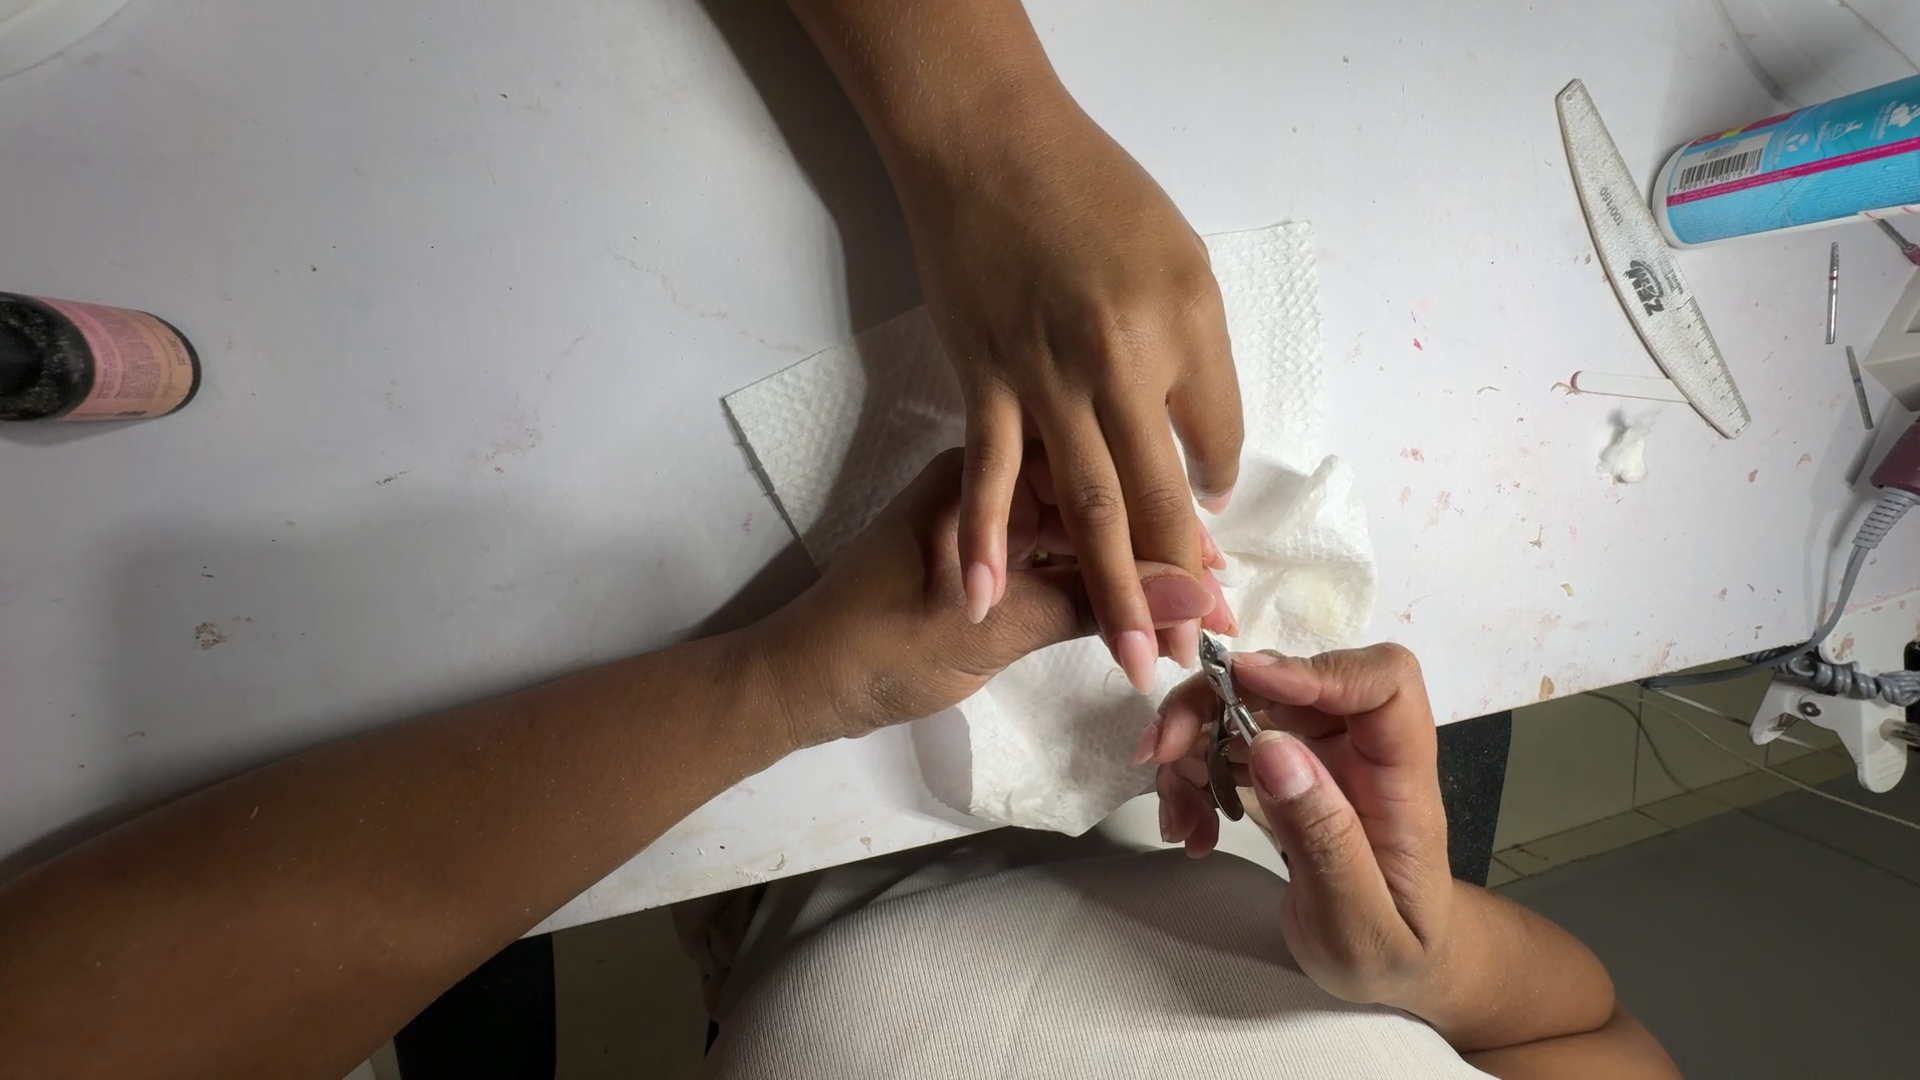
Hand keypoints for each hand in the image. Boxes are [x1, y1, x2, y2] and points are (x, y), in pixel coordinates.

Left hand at [754, 449, 1219, 748]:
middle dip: (1156, 557)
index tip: (1215, 573)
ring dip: (1131, 579)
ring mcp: (990, 525)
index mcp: (981, 474)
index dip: (1157, 531)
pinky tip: (1140, 613)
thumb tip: (1191, 597)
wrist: (808, 682)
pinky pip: (1055, 568)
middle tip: (1219, 598)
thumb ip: (1090, 606)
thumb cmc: (881, 644)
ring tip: (1196, 612)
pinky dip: (1094, 593)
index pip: (1091, 486)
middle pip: (1092, 512)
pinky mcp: (989, 563)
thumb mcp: (988, 628)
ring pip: (1079, 543)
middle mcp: (990, 486)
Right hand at [895, 87, 1242, 693]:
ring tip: (1130, 658)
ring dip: (1110, 589)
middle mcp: (1119, 366)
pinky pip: (988, 475)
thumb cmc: (1096, 196)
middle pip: (1160, 496)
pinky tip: (983, 599)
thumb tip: (1201, 457)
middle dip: (1182, 584)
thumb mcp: (1181, 262)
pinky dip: (985, 540)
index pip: (1214, 443)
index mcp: (1182, 329)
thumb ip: (1201, 363)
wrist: (990, 149)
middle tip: (1195, 656)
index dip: (1213, 502)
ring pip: (1084, 504)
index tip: (1207, 551)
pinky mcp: (984, 386)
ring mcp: (1044, 381)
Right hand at [1149, 646, 1456, 1012]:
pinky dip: (1189, 775)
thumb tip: (1272, 745)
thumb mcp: (1360, 926)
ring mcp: (1311, 750)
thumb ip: (1325, 841)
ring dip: (1188, 749)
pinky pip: (1219, 741)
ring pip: (1236, 706)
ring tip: (1180, 821)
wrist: (1390, 961)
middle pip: (1280, 682)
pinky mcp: (1277, 762)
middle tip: (1162, 752)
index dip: (1315, 668)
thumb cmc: (1393, 951)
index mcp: (1399, 777)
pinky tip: (1190, 827)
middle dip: (1209, 704)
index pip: (1383, 683)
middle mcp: (1353, 746)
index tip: (1243, 683)